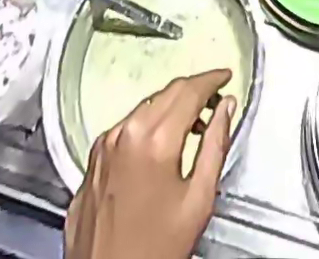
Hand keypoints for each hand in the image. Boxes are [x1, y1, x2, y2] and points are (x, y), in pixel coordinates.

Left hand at [66, 70, 235, 258]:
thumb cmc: (156, 249)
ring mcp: (104, 147)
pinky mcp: (92, 161)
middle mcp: (126, 134)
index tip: (226, 76)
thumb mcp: (198, 200)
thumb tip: (226, 107)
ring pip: (146, 106)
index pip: (190, 91)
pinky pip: (126, 127)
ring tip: (192, 124)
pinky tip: (160, 143)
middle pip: (168, 92)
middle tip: (215, 100)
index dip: (213, 79)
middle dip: (195, 90)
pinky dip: (148, 123)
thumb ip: (216, 145)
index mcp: (156, 140)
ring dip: (172, 105)